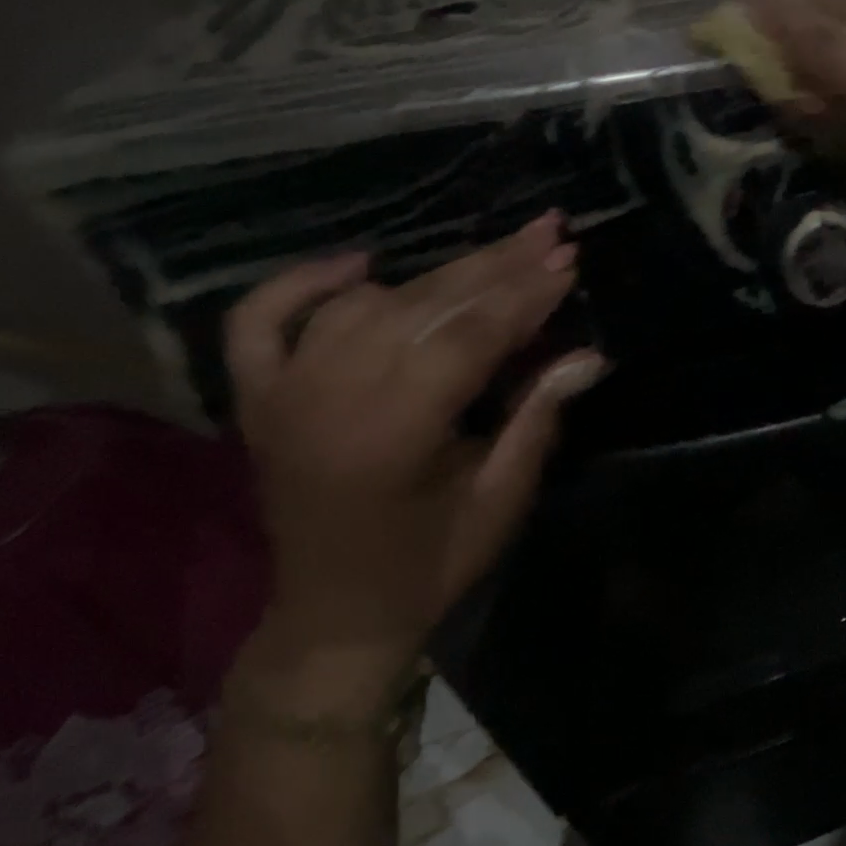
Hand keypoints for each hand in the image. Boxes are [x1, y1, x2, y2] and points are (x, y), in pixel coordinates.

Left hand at [224, 211, 608, 680]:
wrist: (336, 615)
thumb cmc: (432, 564)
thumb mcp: (502, 499)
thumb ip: (537, 419)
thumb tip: (588, 356)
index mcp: (392, 434)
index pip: (467, 338)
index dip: (523, 295)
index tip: (568, 259)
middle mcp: (327, 399)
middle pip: (420, 308)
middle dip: (495, 267)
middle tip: (548, 231)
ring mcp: (282, 394)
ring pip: (364, 305)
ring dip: (435, 275)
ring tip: (498, 252)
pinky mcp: (257, 398)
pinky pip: (263, 320)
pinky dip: (304, 283)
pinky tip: (362, 263)